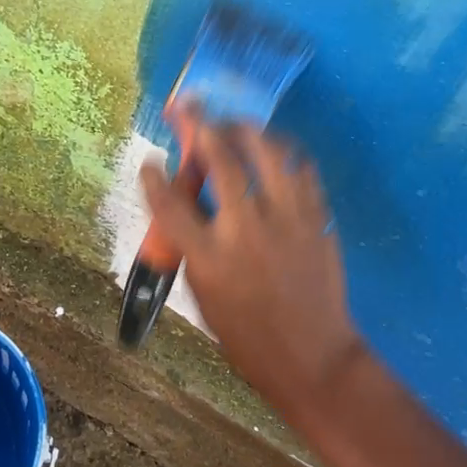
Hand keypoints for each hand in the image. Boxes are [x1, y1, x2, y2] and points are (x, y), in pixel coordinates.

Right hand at [139, 116, 364, 419]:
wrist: (314, 358)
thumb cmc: (247, 333)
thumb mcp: (203, 293)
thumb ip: (190, 242)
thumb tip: (187, 195)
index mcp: (210, 258)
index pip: (170, 203)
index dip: (154, 178)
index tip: (149, 162)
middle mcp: (248, 230)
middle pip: (220, 158)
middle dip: (199, 125)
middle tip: (191, 107)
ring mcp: (288, 219)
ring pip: (267, 150)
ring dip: (244, 129)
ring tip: (233, 125)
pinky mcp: (317, 218)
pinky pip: (301, 167)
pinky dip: (283, 152)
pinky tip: (272, 151)